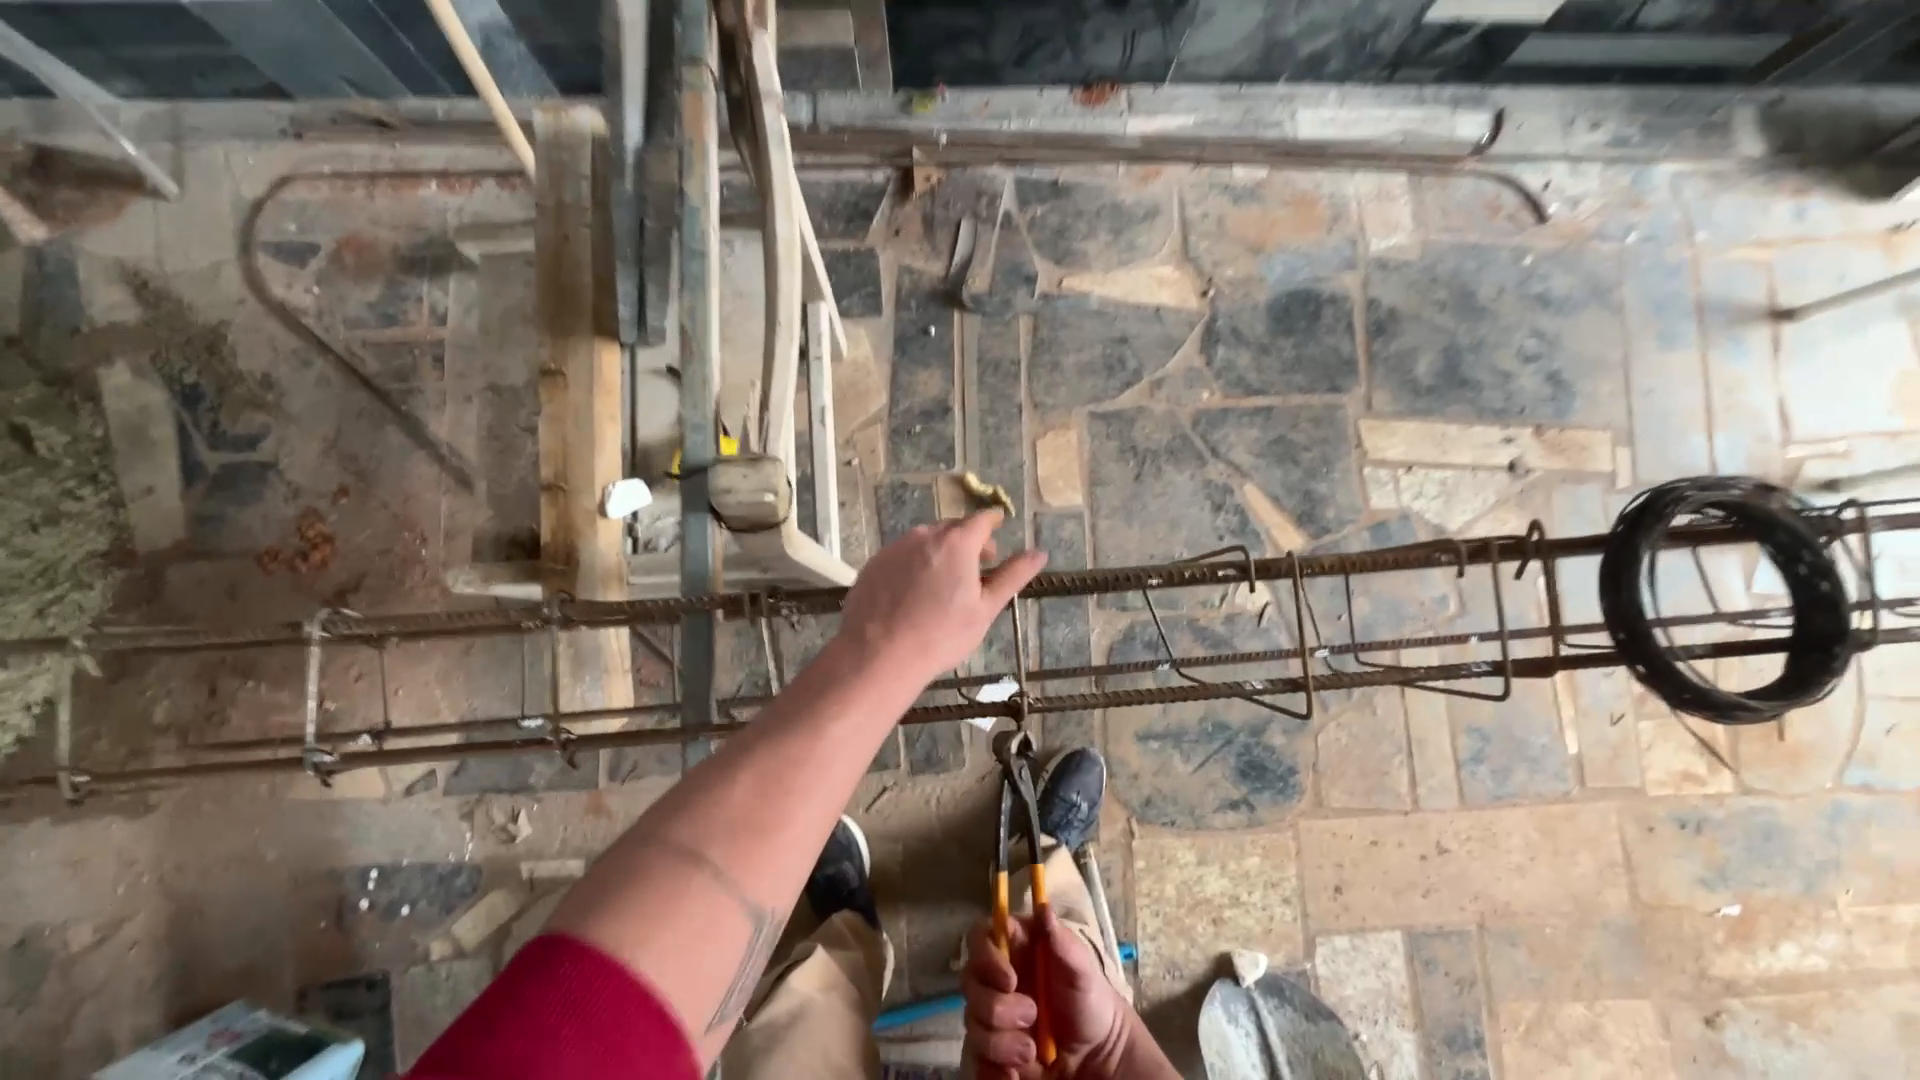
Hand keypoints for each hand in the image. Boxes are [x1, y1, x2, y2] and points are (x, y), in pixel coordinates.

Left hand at [838, 510, 1044, 683]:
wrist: (879, 654)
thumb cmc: (941, 634)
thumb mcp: (985, 608)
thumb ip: (1013, 576)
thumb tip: (1039, 553)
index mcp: (956, 543)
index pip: (981, 520)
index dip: (992, 522)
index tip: (997, 528)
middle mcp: (924, 536)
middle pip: (952, 529)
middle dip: (968, 541)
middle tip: (976, 568)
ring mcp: (894, 548)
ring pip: (924, 541)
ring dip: (939, 553)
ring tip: (943, 584)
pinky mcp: (873, 564)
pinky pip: (901, 556)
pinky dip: (913, 565)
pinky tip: (913, 594)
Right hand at [963, 910, 1129, 1079]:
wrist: (1097, 1053)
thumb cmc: (1089, 998)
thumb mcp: (1082, 969)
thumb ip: (1062, 940)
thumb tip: (1043, 906)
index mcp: (1013, 949)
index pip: (979, 936)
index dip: (985, 956)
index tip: (1009, 979)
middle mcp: (994, 979)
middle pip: (969, 984)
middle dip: (999, 1008)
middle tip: (1033, 1015)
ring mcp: (990, 1016)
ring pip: (972, 1025)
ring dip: (1002, 1043)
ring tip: (1032, 1051)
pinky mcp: (990, 1051)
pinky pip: (975, 1061)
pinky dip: (992, 1070)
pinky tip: (1016, 1073)